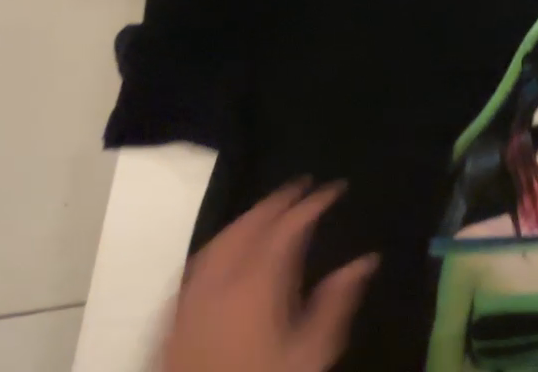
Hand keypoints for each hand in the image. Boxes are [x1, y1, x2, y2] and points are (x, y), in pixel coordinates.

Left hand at [161, 181, 378, 371]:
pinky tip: (225, 252)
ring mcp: (190, 302)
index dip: (312, 203)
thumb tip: (365, 261)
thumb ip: (337, 302)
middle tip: (303, 186)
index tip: (335, 188)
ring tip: (268, 209)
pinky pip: (195, 267)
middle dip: (276, 201)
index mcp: (258, 285)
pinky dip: (217, 246)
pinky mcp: (172, 323)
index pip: (288, 227)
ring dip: (245, 220)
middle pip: (247, 227)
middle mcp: (220, 284)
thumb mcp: (312, 352)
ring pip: (217, 244)